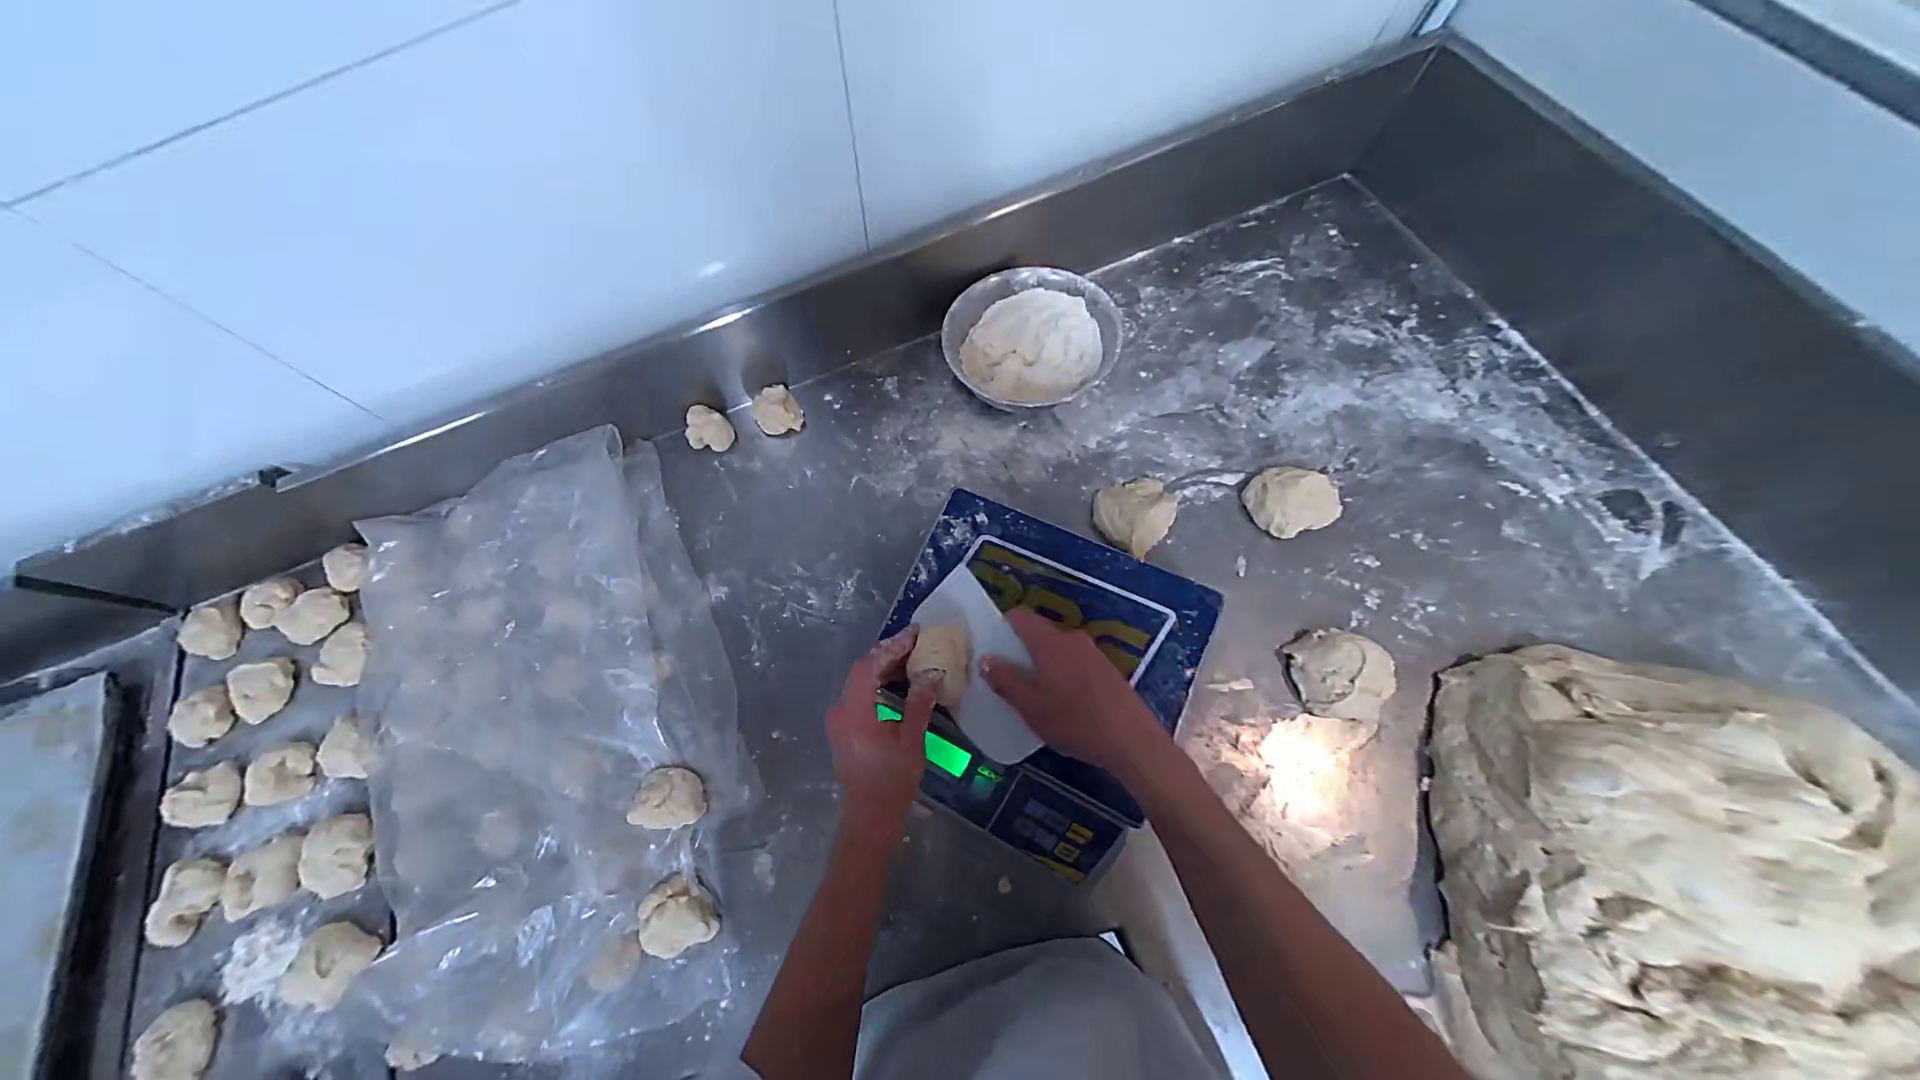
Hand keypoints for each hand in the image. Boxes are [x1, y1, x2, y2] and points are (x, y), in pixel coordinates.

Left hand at [824, 627, 935, 832]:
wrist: (870, 817)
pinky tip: (900, 680)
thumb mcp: (911, 741)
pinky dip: (879, 682)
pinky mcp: (844, 726)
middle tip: (917, 641)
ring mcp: (840, 719)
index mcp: (854, 711)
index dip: (892, 646)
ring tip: (913, 656)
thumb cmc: (891, 782)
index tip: (915, 634)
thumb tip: (931, 674)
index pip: (869, 665)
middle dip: (889, 652)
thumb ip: (919, 704)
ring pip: (861, 681)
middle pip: (862, 670)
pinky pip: (860, 694)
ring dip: (884, 666)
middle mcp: (840, 710)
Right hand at [980, 609, 1173, 785]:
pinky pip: (1075, 661)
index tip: (991, 647)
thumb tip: (987, 659)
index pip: (1020, 616)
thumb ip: (1005, 681)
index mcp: (1050, 642)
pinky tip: (1063, 701)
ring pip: (1058, 648)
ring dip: (1043, 663)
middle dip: (1020, 649)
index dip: (1002, 626)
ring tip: (1034, 692)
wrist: (1131, 741)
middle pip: (1039, 632)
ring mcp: (1093, 652)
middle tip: (1008, 676)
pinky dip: (1062, 672)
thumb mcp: (1031, 708)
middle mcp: (1072, 639)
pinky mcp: (1107, 668)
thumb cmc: (1075, 723)